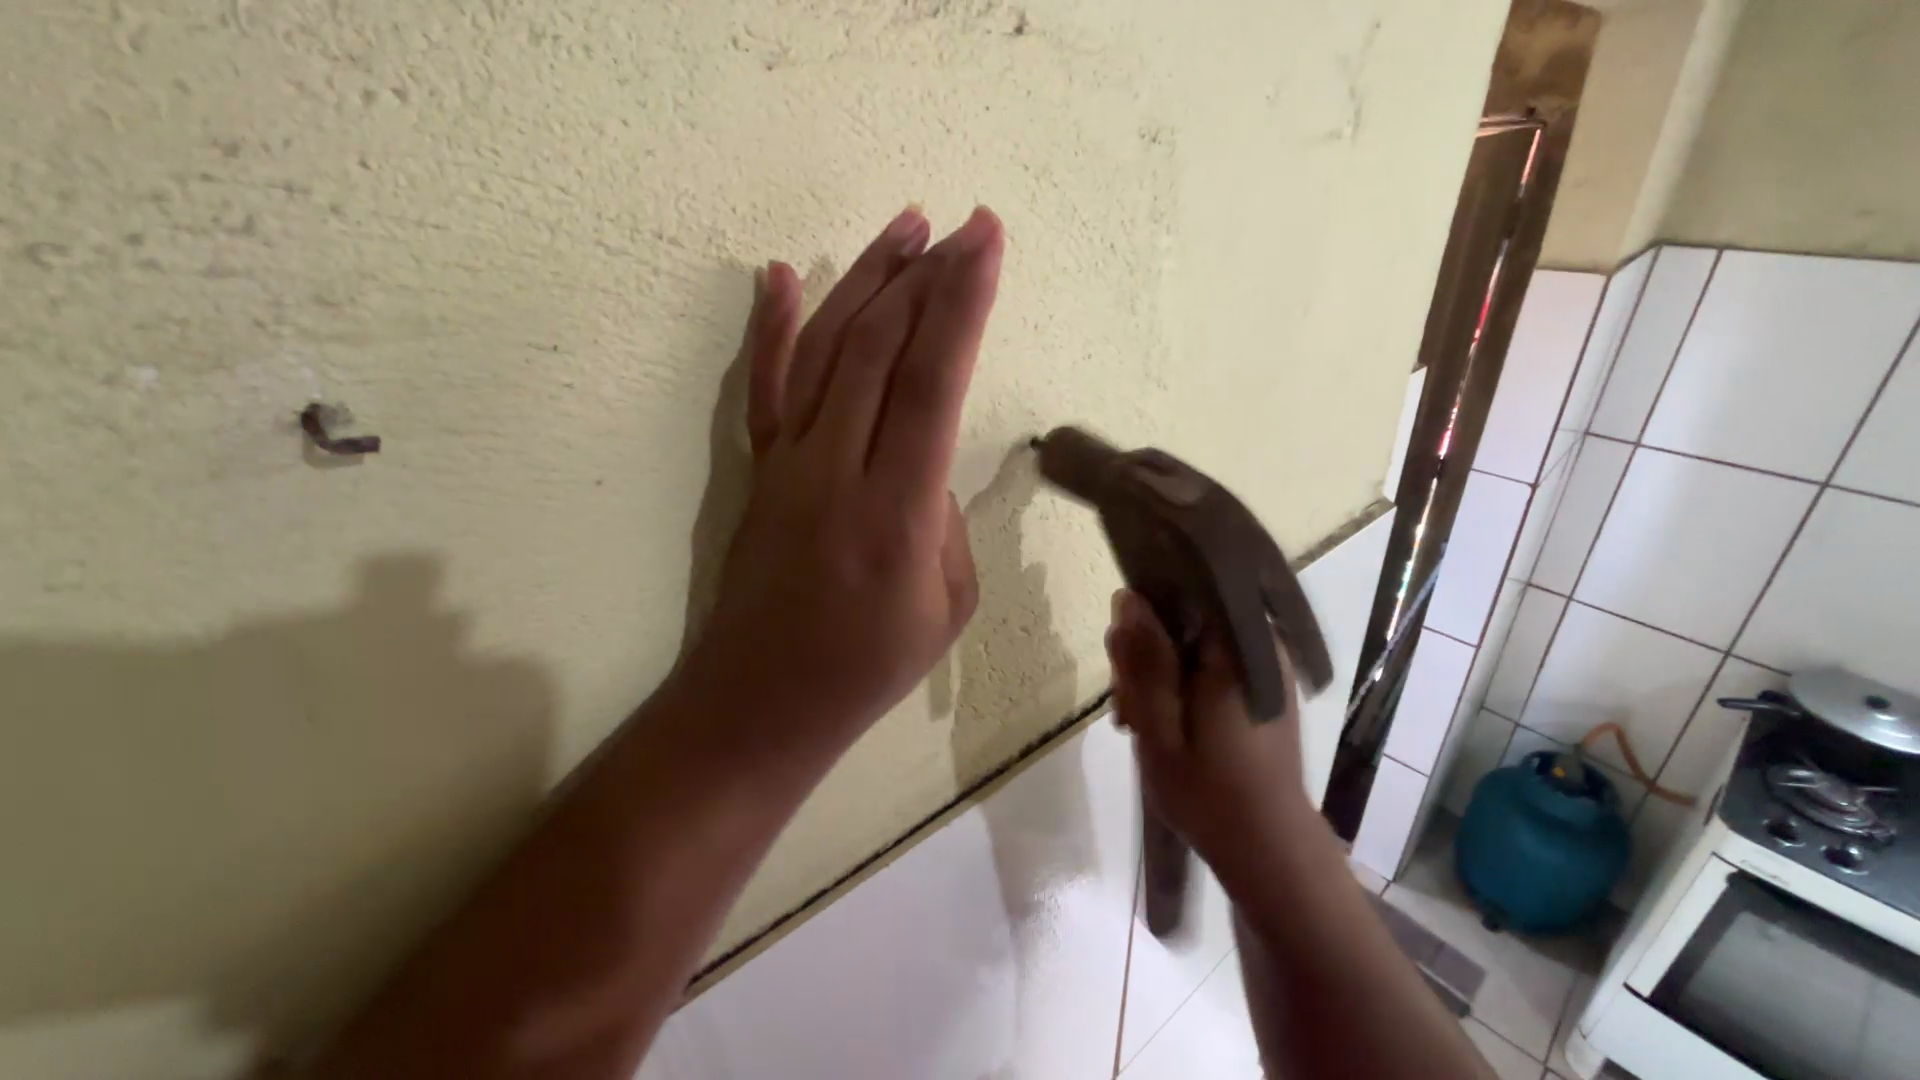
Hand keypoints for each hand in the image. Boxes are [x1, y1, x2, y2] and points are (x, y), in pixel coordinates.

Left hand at [681, 207, 1005, 740]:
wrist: (761, 700)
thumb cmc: (867, 668)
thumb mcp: (948, 607)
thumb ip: (947, 521)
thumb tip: (927, 464)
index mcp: (898, 511)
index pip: (935, 382)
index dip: (963, 304)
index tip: (988, 243)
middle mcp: (838, 470)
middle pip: (881, 347)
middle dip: (928, 275)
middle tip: (965, 225)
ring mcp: (789, 465)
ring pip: (827, 350)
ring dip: (868, 281)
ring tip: (906, 224)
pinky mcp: (760, 471)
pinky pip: (767, 388)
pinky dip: (774, 328)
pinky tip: (783, 274)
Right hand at [1106, 589, 1315, 871]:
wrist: (1268, 850)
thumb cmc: (1209, 792)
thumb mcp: (1159, 726)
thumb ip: (1144, 661)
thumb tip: (1127, 598)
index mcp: (1237, 648)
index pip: (1181, 594)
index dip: (1142, 622)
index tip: (1122, 665)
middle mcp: (1260, 645)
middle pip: (1184, 622)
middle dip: (1147, 658)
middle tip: (1127, 712)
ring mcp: (1265, 668)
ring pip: (1192, 648)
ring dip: (1159, 679)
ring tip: (1138, 727)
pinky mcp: (1262, 690)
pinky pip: (1210, 669)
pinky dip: (1181, 690)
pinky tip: (1162, 728)